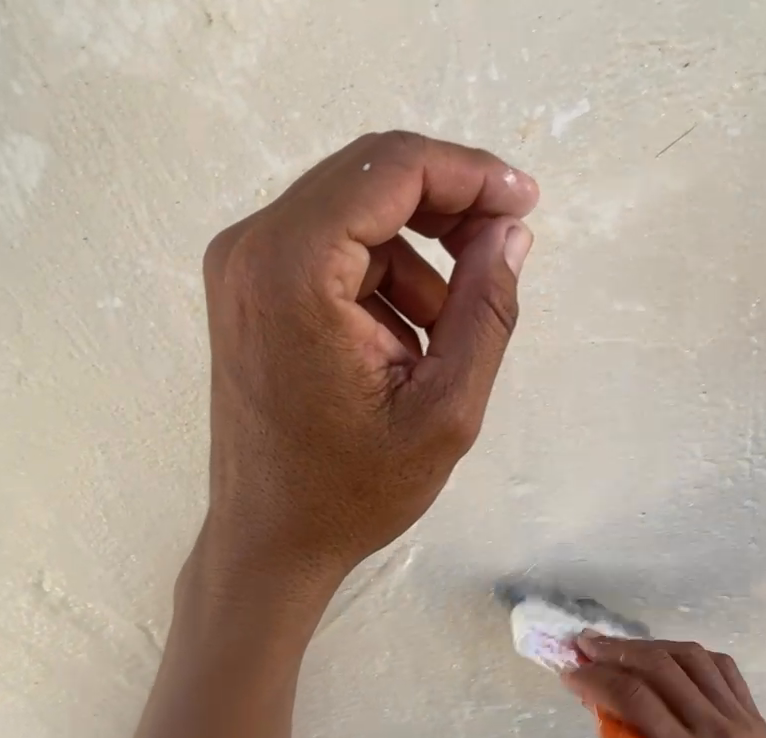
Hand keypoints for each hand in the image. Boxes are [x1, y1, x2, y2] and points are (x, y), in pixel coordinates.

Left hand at [199, 131, 538, 593]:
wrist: (270, 541)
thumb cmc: (354, 492)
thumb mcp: (447, 409)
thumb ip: (488, 309)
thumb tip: (510, 231)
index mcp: (293, 270)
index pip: (391, 168)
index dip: (470, 172)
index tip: (525, 202)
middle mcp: (251, 247)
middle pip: (368, 176)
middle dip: (447, 204)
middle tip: (502, 248)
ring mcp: (240, 265)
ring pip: (354, 214)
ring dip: (416, 258)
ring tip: (443, 339)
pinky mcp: (246, 288)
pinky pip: (331, 250)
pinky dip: (381, 280)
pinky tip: (401, 347)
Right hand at [562, 635, 765, 737]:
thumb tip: (600, 700)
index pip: (634, 698)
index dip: (596, 678)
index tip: (570, 672)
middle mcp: (717, 732)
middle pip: (661, 668)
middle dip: (616, 651)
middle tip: (586, 645)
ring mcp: (741, 721)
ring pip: (692, 658)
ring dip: (649, 646)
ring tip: (620, 647)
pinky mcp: (754, 718)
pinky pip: (722, 668)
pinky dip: (687, 656)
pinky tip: (664, 657)